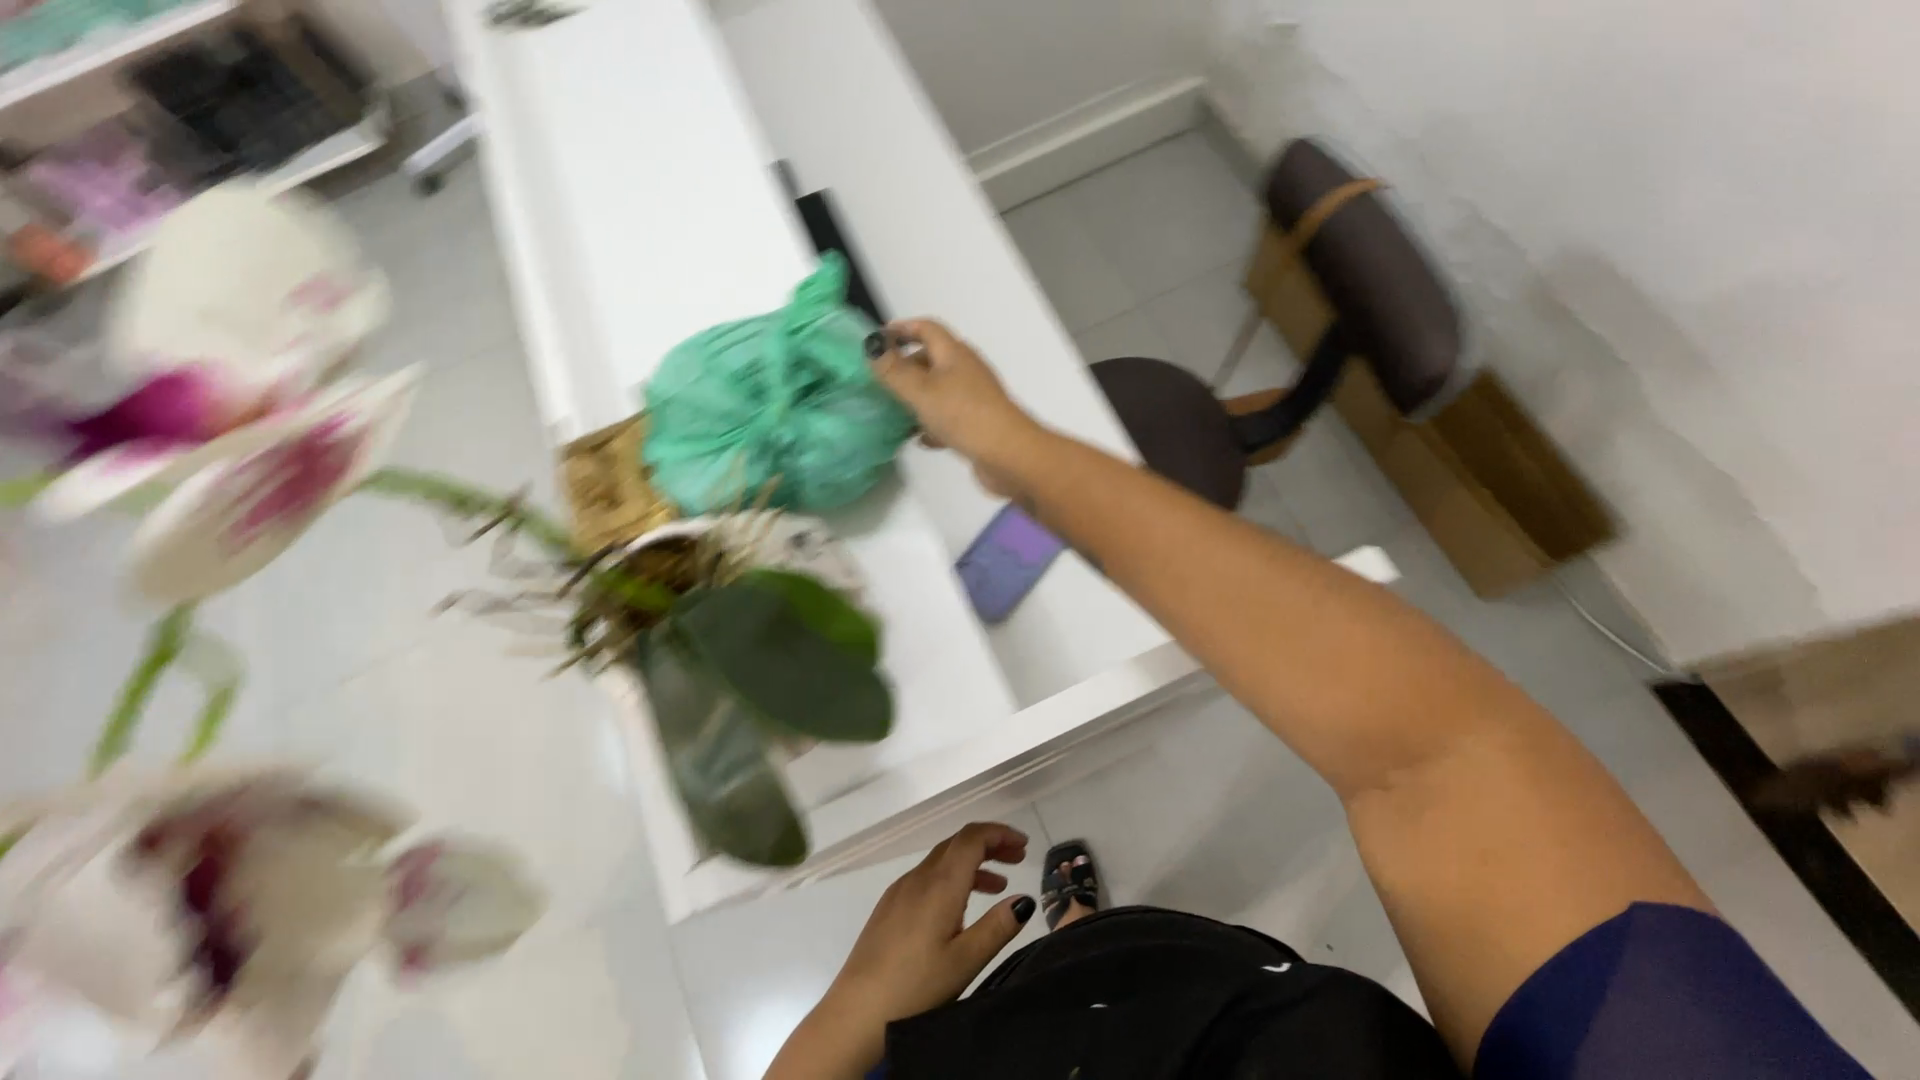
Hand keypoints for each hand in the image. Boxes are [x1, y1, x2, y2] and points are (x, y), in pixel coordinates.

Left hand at [769, 824, 1034, 1077]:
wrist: (858, 1010)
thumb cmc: (917, 986)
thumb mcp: (966, 960)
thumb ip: (997, 926)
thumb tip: (1024, 899)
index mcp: (940, 884)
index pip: (972, 838)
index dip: (999, 834)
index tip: (1024, 844)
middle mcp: (919, 878)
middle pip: (957, 844)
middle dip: (989, 845)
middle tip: (1018, 859)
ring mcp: (900, 891)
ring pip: (941, 861)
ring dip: (971, 864)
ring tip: (997, 885)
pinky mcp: (889, 907)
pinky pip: (927, 877)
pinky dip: (952, 879)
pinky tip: (959, 907)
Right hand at [870, 320, 1045, 496]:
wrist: (1008, 454)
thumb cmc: (963, 415)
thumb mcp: (921, 391)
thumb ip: (894, 370)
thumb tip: (873, 347)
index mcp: (954, 353)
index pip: (927, 328)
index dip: (902, 329)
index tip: (878, 340)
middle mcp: (966, 370)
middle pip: (933, 359)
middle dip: (907, 366)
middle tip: (882, 380)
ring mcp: (974, 398)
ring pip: (940, 390)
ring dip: (918, 397)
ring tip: (894, 410)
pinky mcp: (978, 423)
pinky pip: (949, 417)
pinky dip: (932, 423)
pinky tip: (921, 438)